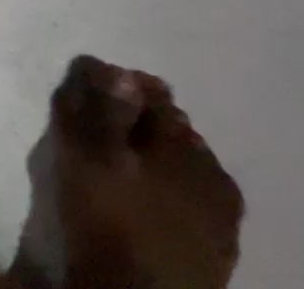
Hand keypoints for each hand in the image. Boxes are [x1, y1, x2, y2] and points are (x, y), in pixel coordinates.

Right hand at [45, 57, 243, 288]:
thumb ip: (101, 111)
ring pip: (183, 157)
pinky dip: (166, 178)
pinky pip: (191, 190)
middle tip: (96, 113)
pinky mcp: (215, 235)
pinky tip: (147, 189)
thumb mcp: (90, 156)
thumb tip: (114, 67)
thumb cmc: (108, 214)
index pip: (149, 93)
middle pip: (170, 124)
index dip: (116, 80)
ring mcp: (219, 204)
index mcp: (179, 142)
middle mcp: (209, 166)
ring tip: (118, 150)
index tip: (84, 77)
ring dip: (152, 146)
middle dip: (136, 113)